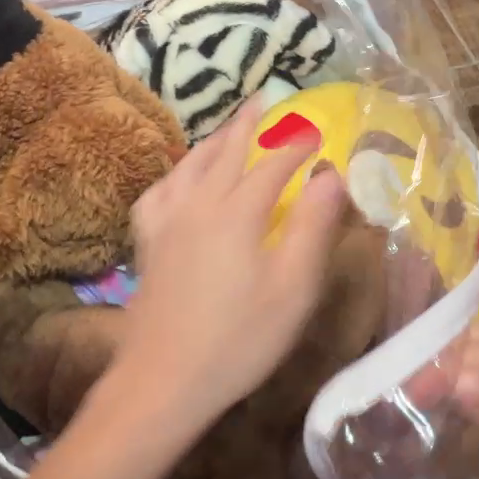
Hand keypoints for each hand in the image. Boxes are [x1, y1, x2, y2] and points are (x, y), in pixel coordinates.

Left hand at [116, 105, 349, 423]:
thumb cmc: (238, 339)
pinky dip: (177, 173)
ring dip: (214, 140)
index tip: (315, 131)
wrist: (163, 379)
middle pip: (226, 150)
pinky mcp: (147, 240)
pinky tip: (181, 180)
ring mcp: (166, 219)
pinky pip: (160, 189)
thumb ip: (313, 227)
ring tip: (228, 129)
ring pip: (191, 163)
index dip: (295, 145)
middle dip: (248, 122)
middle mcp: (199, 202)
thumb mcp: (292, 289)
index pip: (272, 164)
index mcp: (238, 212)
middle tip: (263, 99)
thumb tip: (331, 176)